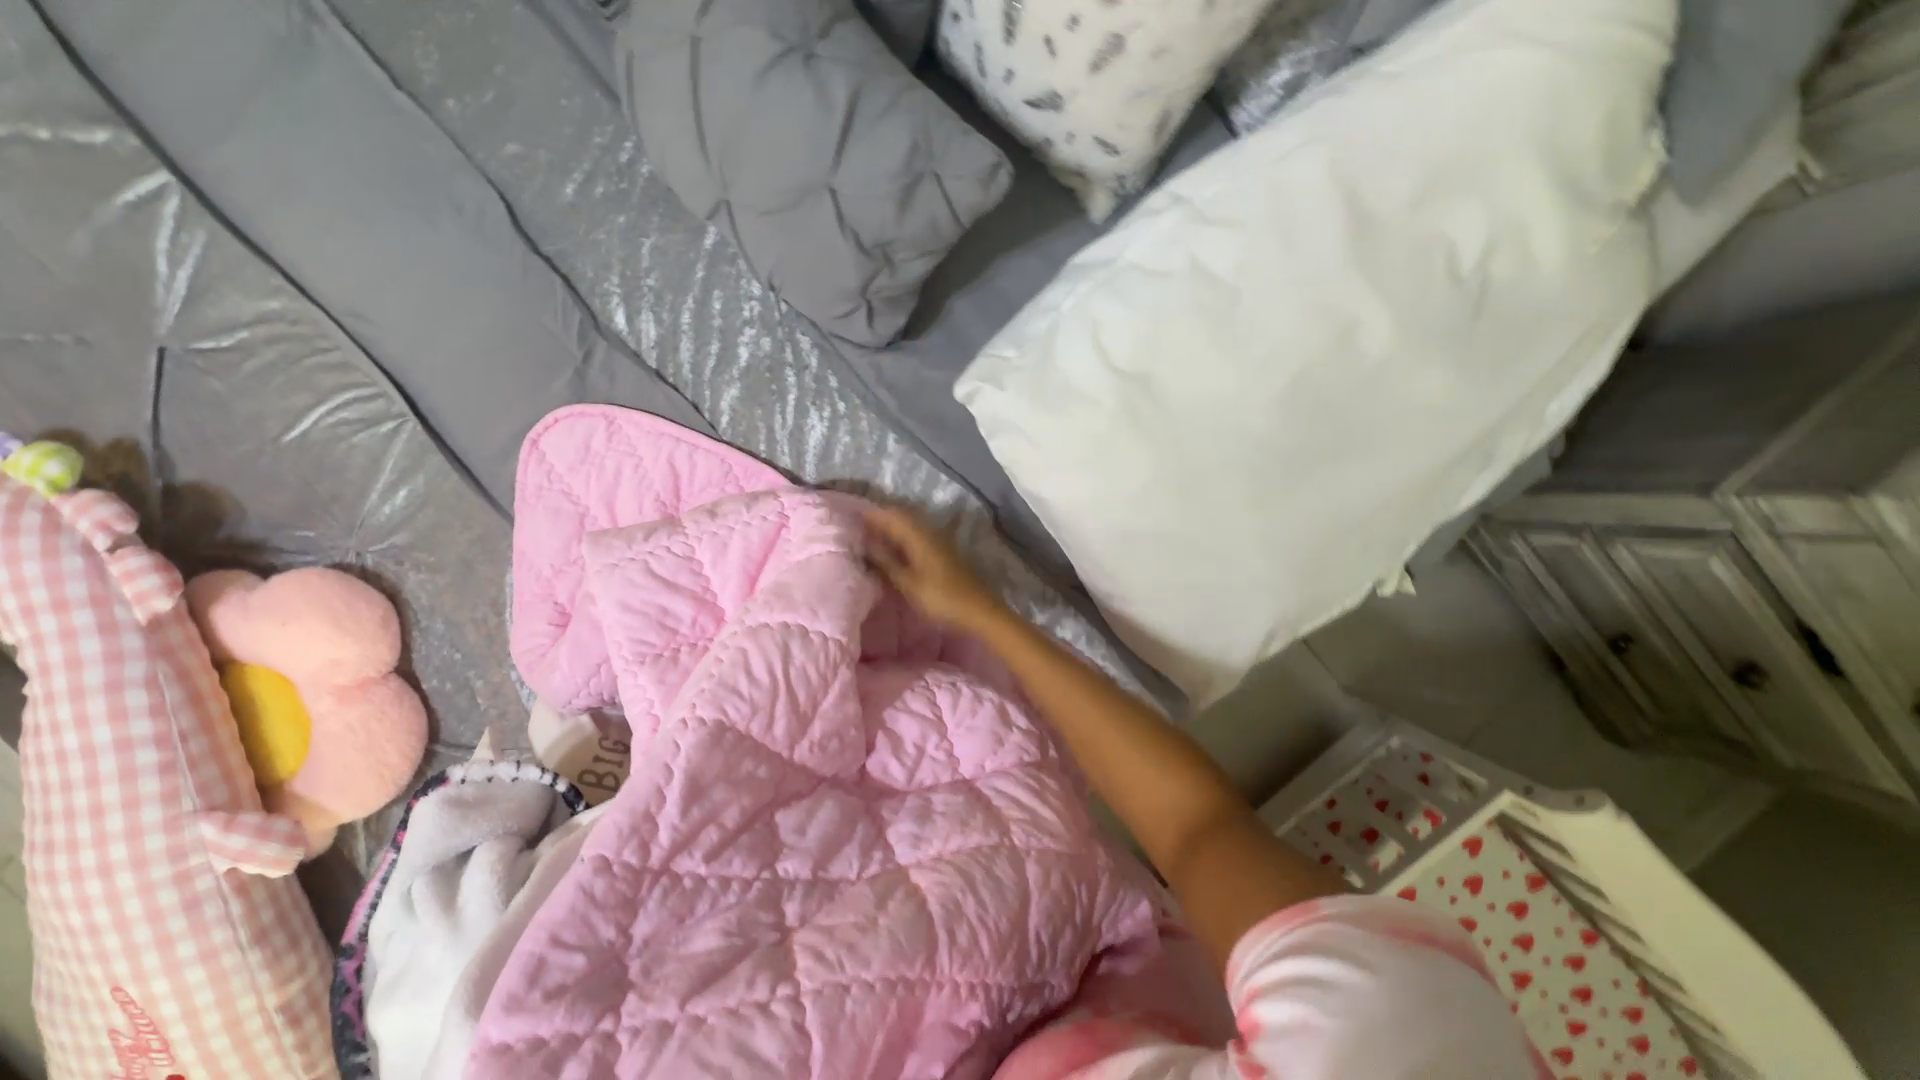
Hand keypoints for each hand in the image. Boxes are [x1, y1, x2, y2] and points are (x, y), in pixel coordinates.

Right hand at [863, 506, 1003, 631]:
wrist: (979, 612)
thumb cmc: (941, 599)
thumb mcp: (907, 583)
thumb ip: (885, 561)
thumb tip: (864, 542)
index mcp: (919, 535)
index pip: (890, 515)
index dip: (870, 514)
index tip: (849, 518)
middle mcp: (930, 531)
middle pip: (901, 517)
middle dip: (879, 520)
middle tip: (856, 529)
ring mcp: (940, 541)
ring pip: (910, 526)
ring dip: (891, 529)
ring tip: (870, 540)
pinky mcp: (945, 552)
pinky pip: (918, 536)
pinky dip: (903, 539)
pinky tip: (894, 552)